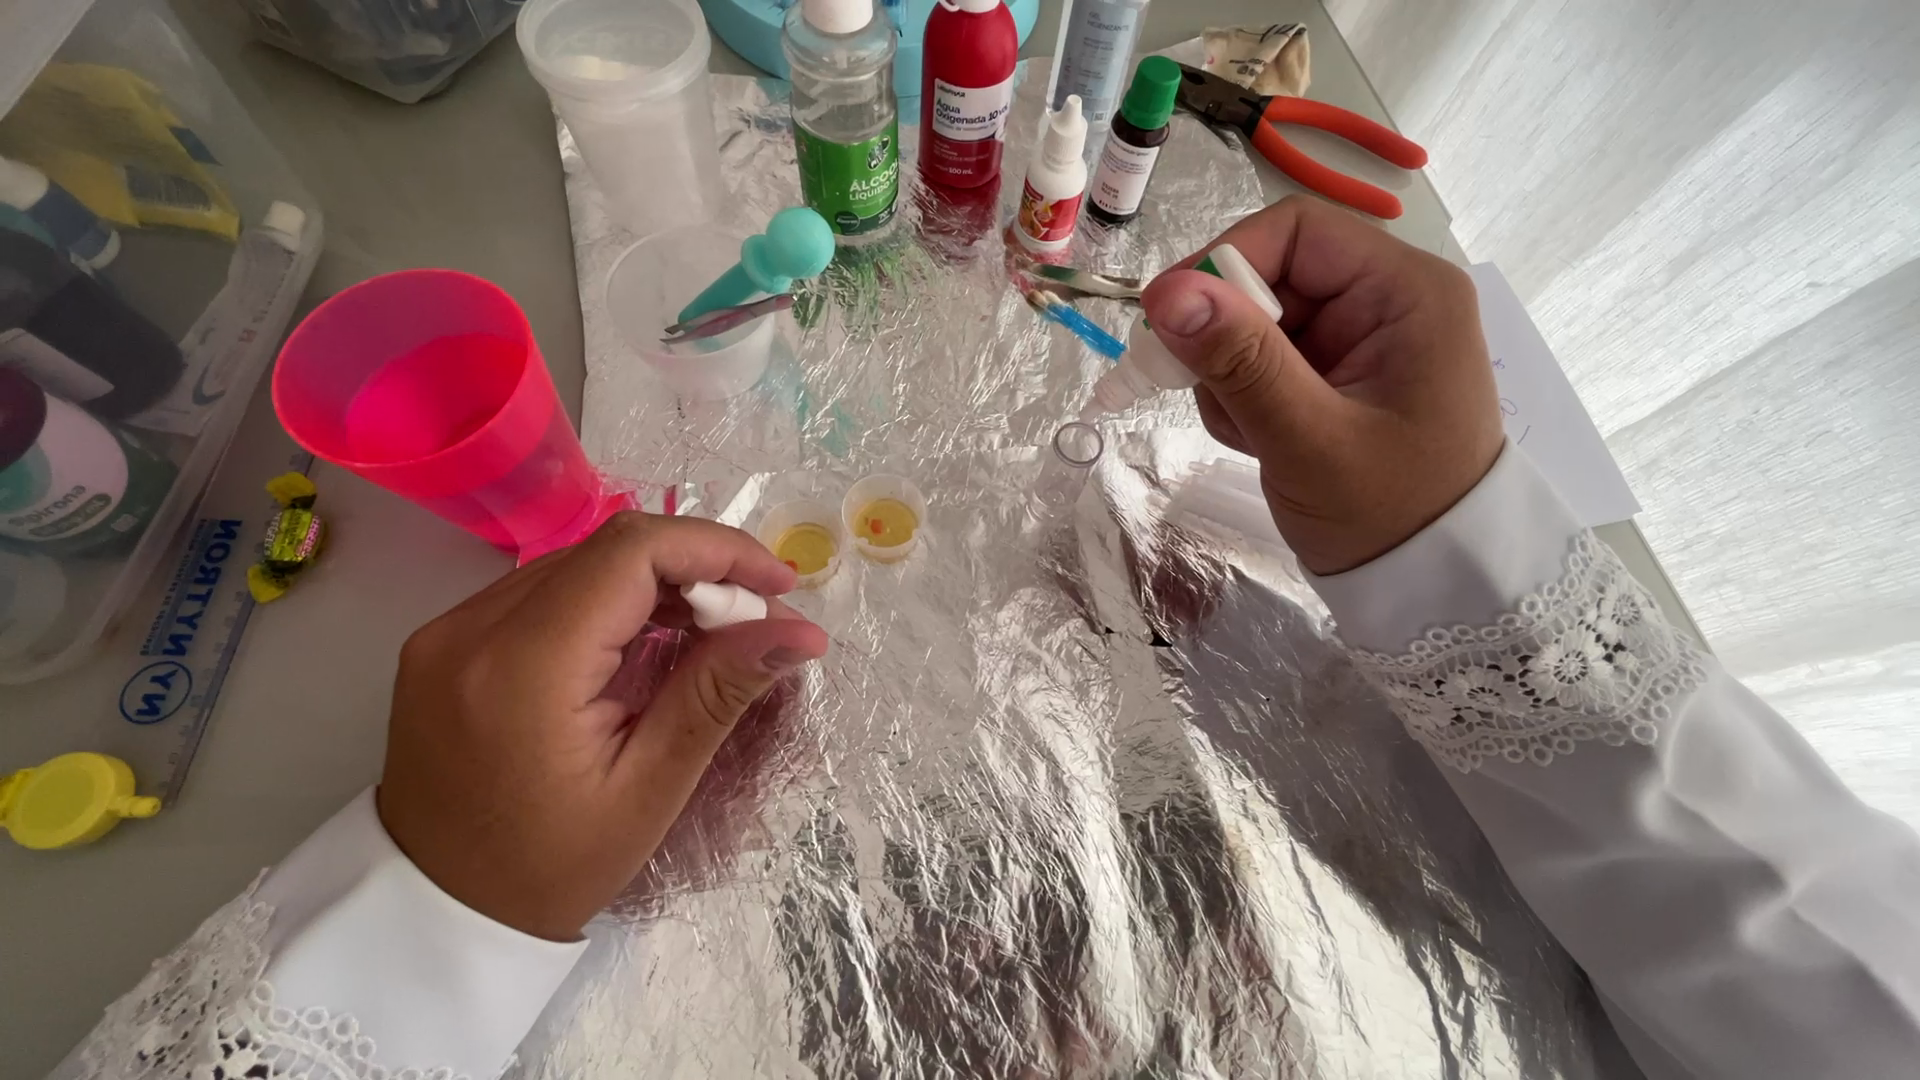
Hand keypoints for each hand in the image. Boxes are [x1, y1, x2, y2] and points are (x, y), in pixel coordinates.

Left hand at [377, 513, 829, 941]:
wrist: (430, 914)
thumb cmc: (549, 868)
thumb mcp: (650, 788)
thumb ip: (720, 692)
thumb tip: (802, 630)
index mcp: (523, 667)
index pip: (632, 553)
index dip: (718, 549)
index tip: (779, 583)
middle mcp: (473, 627)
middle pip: (611, 547)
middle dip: (701, 563)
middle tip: (758, 612)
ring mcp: (453, 628)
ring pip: (585, 561)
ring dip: (664, 578)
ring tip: (719, 624)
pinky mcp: (452, 638)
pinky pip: (553, 587)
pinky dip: (619, 596)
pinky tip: (656, 633)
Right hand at [1140, 196, 1503, 574]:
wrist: (1427, 580)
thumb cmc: (1385, 512)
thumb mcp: (1308, 439)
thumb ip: (1241, 362)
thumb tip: (1164, 294)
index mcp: (1403, 292)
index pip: (1294, 232)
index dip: (1222, 263)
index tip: (1166, 321)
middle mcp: (1381, 302)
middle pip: (1268, 279)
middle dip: (1222, 337)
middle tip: (1198, 392)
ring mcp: (1355, 342)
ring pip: (1253, 326)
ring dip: (1227, 377)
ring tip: (1250, 434)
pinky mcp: (1332, 378)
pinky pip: (1261, 364)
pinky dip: (1241, 398)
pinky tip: (1259, 440)